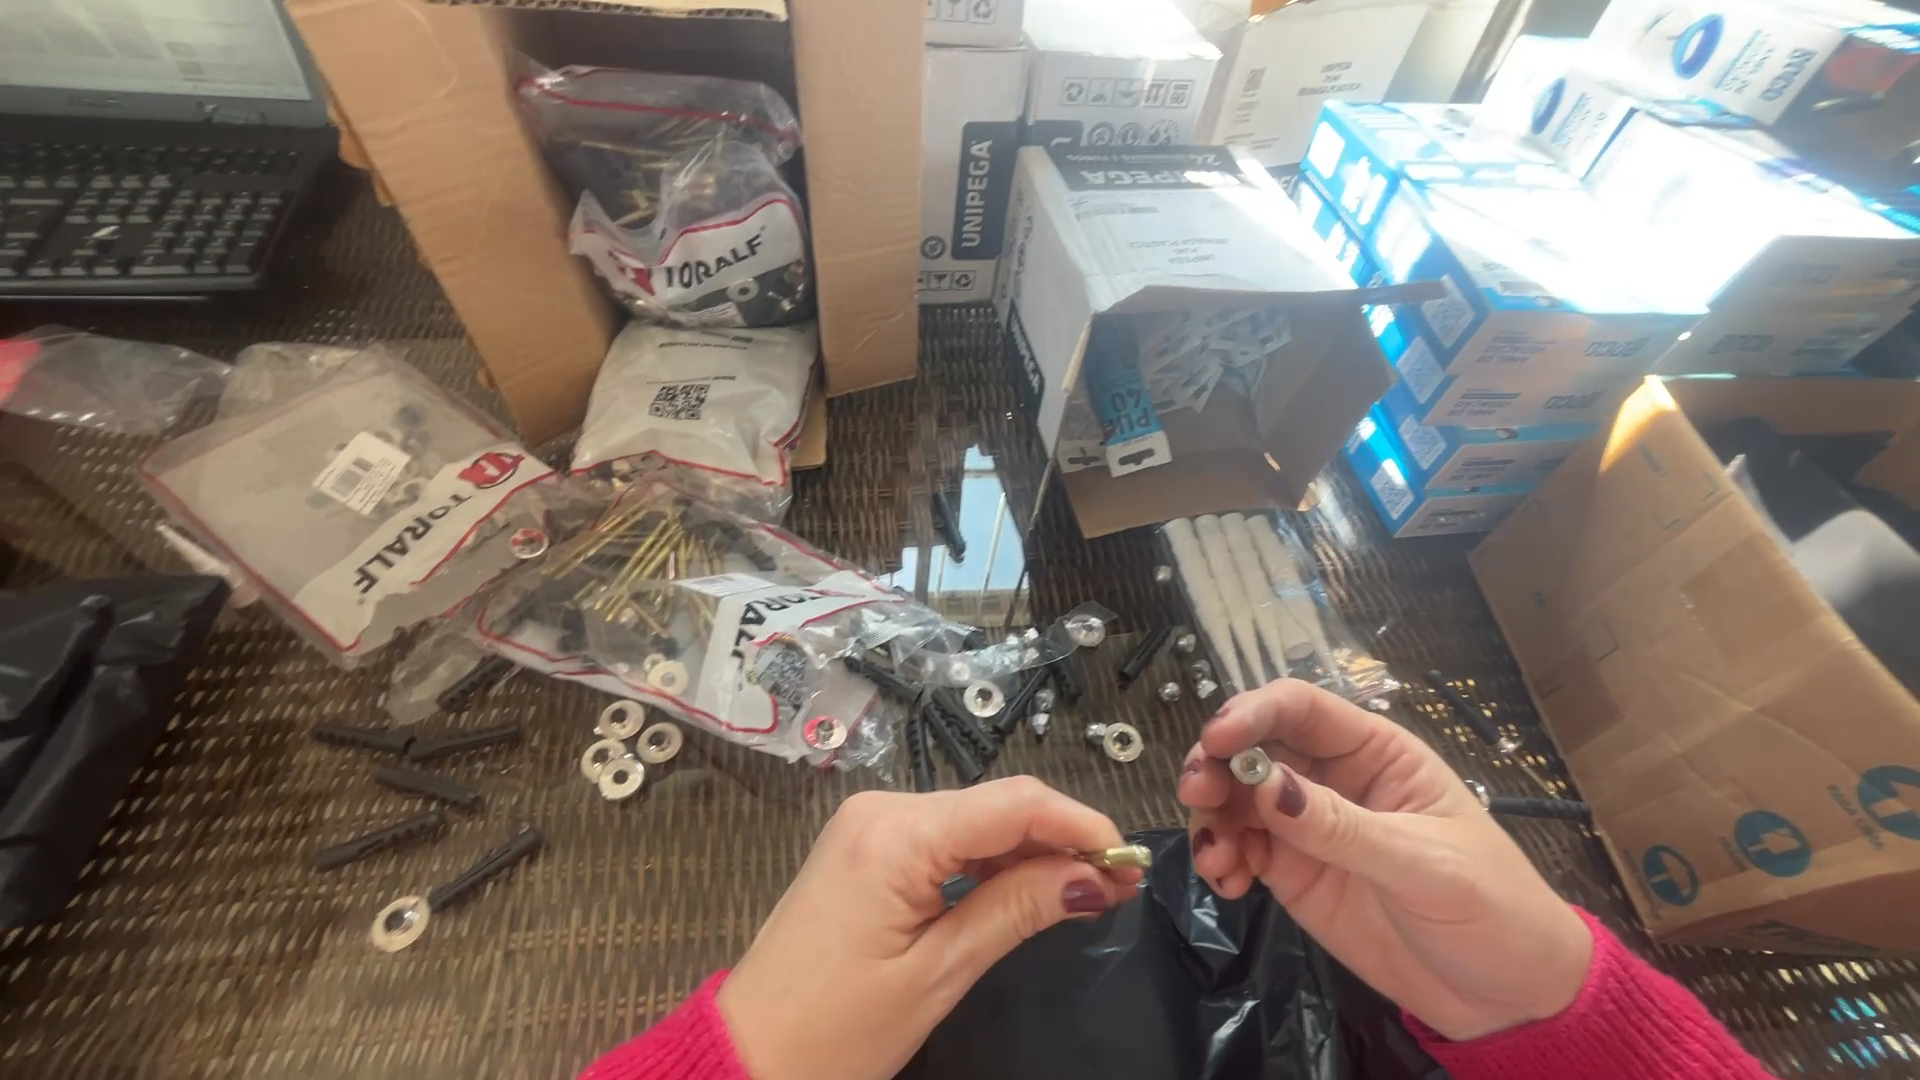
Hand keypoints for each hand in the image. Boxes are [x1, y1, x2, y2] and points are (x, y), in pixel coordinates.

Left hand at [717, 776, 1141, 1079]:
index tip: (1127, 862)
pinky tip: (1024, 886)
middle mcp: (884, 806)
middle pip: (994, 805)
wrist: (746, 1054)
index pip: (1011, 803)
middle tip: (1114, 885)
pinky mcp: (869, 841)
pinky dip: (989, 858)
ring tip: (1082, 890)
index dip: (1078, 824)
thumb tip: (1093, 877)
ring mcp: (872, 821)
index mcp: (896, 831)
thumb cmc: (837, 1029)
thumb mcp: (939, 973)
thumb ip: (1017, 909)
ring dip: (1028, 850)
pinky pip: (945, 835)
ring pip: (974, 818)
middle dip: (1058, 839)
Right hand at [1177, 679, 1592, 1041]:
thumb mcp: (1425, 866)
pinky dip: (1218, 858)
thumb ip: (1342, 826)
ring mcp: (1302, 822)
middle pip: (1252, 746)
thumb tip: (1265, 786)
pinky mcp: (1288, 866)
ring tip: (1215, 859)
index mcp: (1372, 752)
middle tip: (1196, 795)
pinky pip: (1236, 845)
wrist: (1507, 1000)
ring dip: (1209, 816)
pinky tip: (1226, 883)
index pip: (1299, 708)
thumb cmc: (1493, 911)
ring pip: (1233, 794)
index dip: (1252, 712)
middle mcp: (1328, 775)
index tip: (1217, 740)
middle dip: (1215, 763)